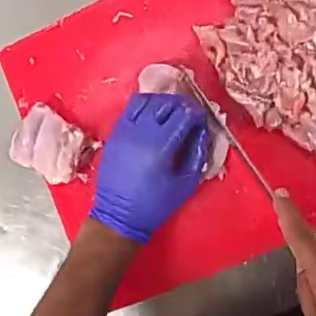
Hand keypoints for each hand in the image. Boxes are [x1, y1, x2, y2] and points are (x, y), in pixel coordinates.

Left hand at [90, 92, 210, 243]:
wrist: (118, 215)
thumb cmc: (155, 204)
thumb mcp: (185, 184)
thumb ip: (197, 154)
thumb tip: (202, 132)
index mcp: (161, 145)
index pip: (184, 114)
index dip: (197, 114)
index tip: (201, 120)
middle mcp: (141, 132)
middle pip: (165, 103)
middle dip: (181, 105)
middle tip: (189, 115)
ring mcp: (124, 130)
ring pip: (146, 101)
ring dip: (161, 102)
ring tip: (170, 113)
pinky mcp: (114, 134)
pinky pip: (130, 110)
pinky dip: (144, 108)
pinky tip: (151, 118)